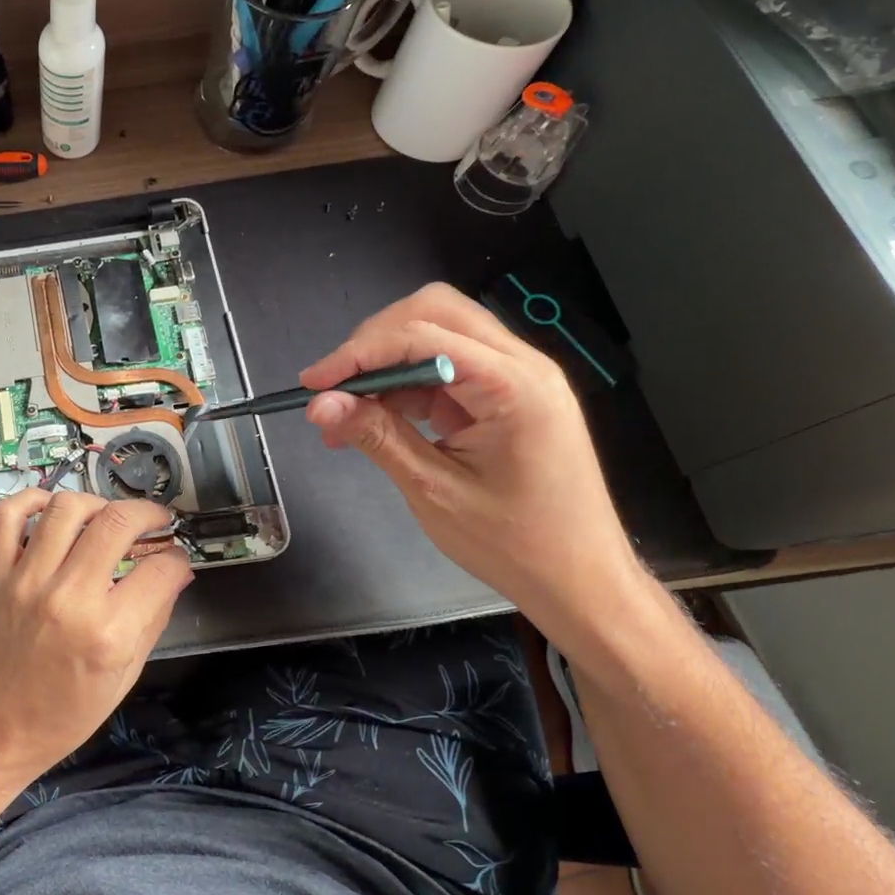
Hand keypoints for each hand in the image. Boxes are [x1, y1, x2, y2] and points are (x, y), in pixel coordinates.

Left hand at [0, 490, 191, 789]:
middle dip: (148, 513)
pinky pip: (8, 517)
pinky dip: (30, 500)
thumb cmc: (61, 717)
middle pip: (118, 523)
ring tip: (106, 518)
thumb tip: (176, 575)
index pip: (161, 571)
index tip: (175, 559)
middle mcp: (69, 597)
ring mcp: (27, 580)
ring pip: (66, 507)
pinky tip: (51, 509)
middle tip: (155, 521)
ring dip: (96, 503)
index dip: (178, 559)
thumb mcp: (122, 679)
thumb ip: (152, 621)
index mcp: (108, 633)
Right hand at [300, 282, 640, 615]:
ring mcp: (519, 378)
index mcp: (514, 386)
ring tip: (348, 414)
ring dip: (387, 364)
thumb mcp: (434, 491)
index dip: (358, 353)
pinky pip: (448, 368)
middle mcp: (523, 365)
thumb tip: (320, 406)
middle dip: (375, 341)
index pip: (421, 337)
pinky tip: (378, 421)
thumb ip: (377, 437)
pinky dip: (406, 385)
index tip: (312, 384)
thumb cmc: (514, 544)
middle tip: (335, 386)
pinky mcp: (509, 396)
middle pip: (435, 312)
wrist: (582, 582)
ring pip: (439, 334)